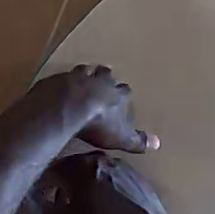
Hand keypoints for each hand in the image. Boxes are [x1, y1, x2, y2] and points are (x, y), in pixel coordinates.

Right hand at [30, 151, 171, 213]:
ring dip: (84, 184)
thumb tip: (30, 203)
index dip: (41, 185)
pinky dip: (103, 188)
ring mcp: (122, 165)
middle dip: (63, 183)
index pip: (51, 169)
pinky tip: (105, 206)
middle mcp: (101, 158)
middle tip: (57, 202)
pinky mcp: (138, 176)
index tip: (37, 197)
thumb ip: (44, 211)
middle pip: (73, 168)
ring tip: (82, 206)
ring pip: (94, 171)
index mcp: (80, 165)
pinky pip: (112, 178)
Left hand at [34, 65, 158, 152]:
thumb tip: (158, 144)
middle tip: (103, 77)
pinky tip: (58, 86)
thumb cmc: (98, 124)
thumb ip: (138, 140)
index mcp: (116, 93)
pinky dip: (61, 82)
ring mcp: (76, 76)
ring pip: (83, 70)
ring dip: (83, 73)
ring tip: (81, 77)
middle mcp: (98, 80)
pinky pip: (60, 77)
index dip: (123, 92)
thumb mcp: (120, 137)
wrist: (66, 108)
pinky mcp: (56, 79)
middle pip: (105, 73)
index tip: (123, 92)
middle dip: (105, 75)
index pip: (124, 90)